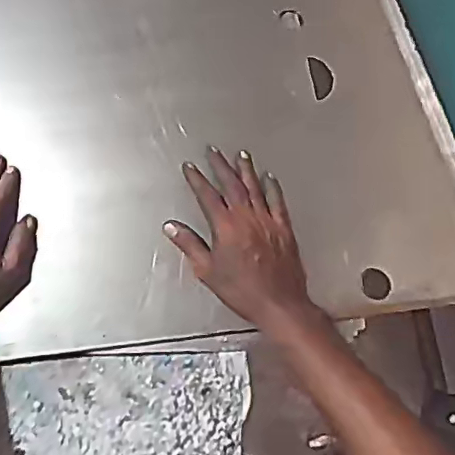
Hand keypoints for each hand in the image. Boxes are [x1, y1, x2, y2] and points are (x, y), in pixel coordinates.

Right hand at [164, 147, 321, 333]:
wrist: (279, 303)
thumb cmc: (242, 290)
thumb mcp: (208, 271)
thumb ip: (190, 245)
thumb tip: (171, 227)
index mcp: (226, 227)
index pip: (208, 196)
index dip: (197, 179)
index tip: (190, 167)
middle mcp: (247, 218)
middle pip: (232, 185)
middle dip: (221, 166)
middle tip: (213, 151)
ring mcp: (267, 220)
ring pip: (255, 188)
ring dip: (246, 170)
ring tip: (241, 155)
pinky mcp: (284, 228)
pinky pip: (277, 201)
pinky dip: (273, 187)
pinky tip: (269, 177)